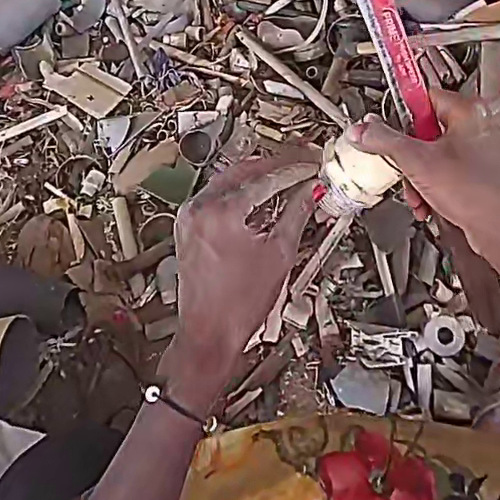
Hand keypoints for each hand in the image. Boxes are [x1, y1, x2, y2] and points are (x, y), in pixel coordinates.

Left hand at [162, 150, 319, 412]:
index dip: (293, 169)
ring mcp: (189, 217)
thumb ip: (297, 215)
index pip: (265, 177)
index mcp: (221, 211)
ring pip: (226, 181)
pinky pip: (215, 198)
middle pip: (242, 171)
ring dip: (255, 177)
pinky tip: (257, 199)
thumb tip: (312, 193)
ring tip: (283, 179)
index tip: (310, 166)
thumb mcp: (279, 255)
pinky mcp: (187, 227)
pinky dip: (238, 194)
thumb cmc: (238, 307)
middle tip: (299, 165)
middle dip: (273, 165)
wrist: (208, 335)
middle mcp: (199, 208)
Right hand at [346, 88, 499, 254]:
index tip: (382, 118)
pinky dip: (428, 188)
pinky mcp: (474, 176)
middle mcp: (474, 127)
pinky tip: (427, 202)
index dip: (399, 111)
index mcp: (467, 111)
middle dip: (406, 156)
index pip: (422, 95)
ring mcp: (476, 152)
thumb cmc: (479, 194)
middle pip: (421, 130)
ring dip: (414, 176)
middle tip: (402, 164)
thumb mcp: (418, 162)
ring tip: (417, 191)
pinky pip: (439, 174)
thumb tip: (363, 129)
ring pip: (428, 155)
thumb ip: (385, 141)